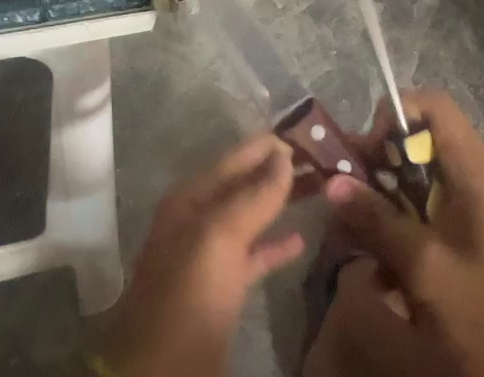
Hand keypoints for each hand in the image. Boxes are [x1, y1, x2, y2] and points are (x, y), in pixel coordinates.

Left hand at [103, 133, 306, 376]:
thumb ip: (252, 197)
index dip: (264, 146)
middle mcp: (195, 221)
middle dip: (276, 171)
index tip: (305, 132)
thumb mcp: (218, 239)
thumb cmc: (187, 296)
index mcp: (188, 201)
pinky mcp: (221, 291)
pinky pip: (252, 256)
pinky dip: (275, 245)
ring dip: (279, 203)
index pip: (231, 160)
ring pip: (249, 218)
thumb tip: (283, 155)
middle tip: (320, 157)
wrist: (162, 373)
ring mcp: (207, 257)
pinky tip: (300, 240)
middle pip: (241, 185)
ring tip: (318, 189)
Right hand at [320, 90, 483, 376]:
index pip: (431, 108)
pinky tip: (379, 282)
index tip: (363, 157)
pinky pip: (425, 232)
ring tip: (349, 248)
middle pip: (414, 153)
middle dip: (372, 175)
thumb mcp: (428, 268)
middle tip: (338, 206)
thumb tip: (332, 181)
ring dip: (378, 217)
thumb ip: (378, 221)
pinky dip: (397, 246)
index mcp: (475, 174)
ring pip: (413, 196)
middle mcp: (474, 188)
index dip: (392, 120)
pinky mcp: (471, 257)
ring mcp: (474, 224)